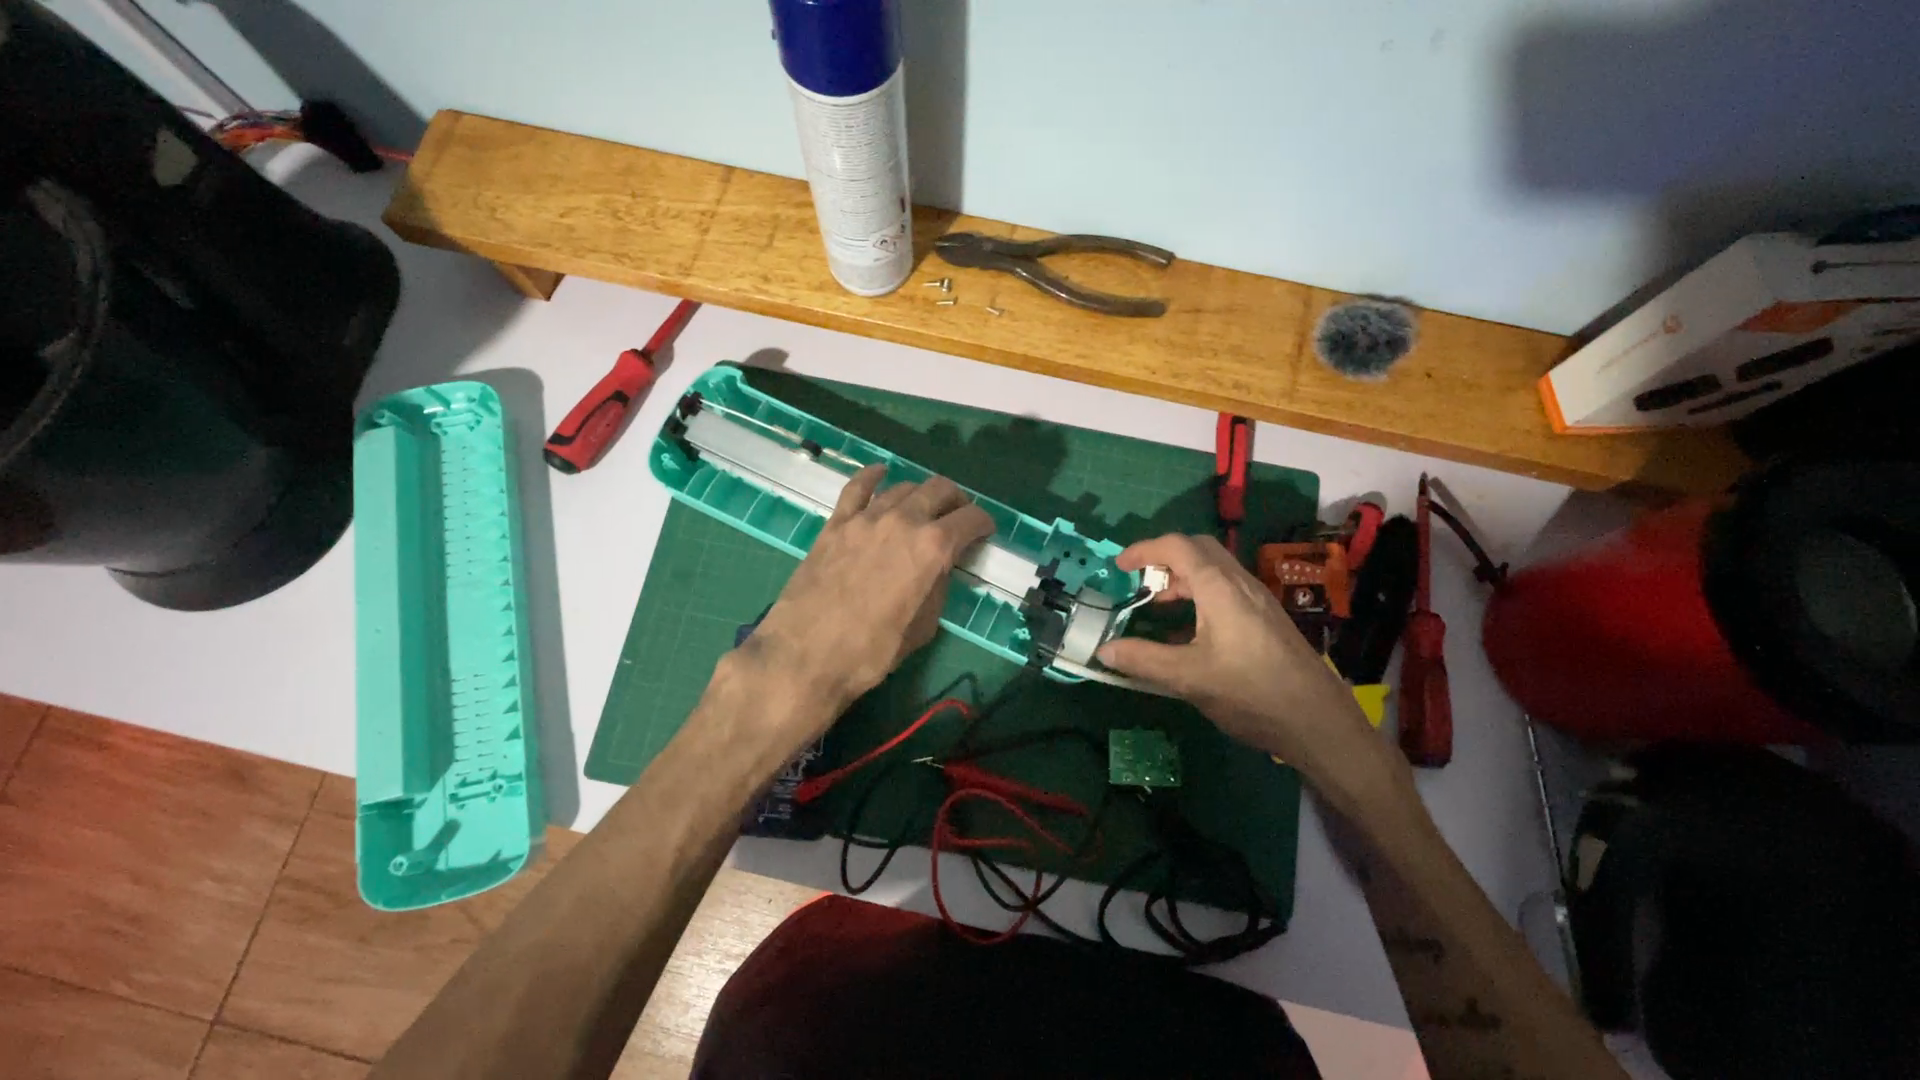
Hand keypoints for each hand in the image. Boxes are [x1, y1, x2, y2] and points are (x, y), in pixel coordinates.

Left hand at [745, 465, 994, 724]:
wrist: (807, 654)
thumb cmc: (873, 650)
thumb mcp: (924, 626)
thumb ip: (937, 587)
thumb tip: (938, 569)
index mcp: (933, 547)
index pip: (971, 519)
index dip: (983, 524)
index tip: (984, 532)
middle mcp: (904, 520)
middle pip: (940, 490)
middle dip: (956, 501)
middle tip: (957, 518)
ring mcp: (866, 517)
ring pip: (903, 486)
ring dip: (921, 494)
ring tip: (923, 509)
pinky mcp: (836, 524)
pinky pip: (857, 487)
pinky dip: (873, 477)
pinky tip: (880, 474)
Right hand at [1096, 534, 1380, 784]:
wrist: (1317, 720)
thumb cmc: (1250, 692)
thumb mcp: (1188, 677)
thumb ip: (1143, 660)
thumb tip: (1104, 650)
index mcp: (1219, 587)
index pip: (1177, 547)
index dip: (1144, 550)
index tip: (1119, 567)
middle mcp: (1240, 584)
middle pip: (1199, 551)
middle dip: (1165, 559)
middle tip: (1140, 582)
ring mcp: (1258, 601)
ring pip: (1215, 572)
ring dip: (1183, 580)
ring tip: (1159, 607)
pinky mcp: (1267, 620)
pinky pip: (1227, 592)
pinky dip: (1200, 597)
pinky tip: (1189, 634)